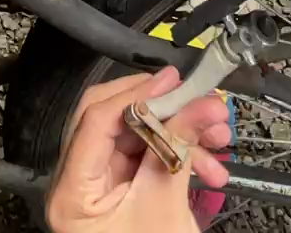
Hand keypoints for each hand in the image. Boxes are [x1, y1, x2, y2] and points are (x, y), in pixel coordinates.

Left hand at [45, 67, 232, 232]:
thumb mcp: (163, 210)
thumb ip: (176, 150)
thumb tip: (195, 102)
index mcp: (72, 191)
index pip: (96, 119)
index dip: (136, 93)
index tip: (173, 80)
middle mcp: (78, 185)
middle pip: (116, 122)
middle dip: (164, 109)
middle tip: (198, 97)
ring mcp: (100, 190)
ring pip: (138, 139)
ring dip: (180, 132)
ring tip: (218, 133)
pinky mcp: (121, 196)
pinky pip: (148, 161)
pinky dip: (180, 157)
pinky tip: (211, 166)